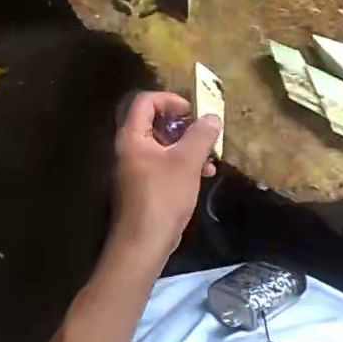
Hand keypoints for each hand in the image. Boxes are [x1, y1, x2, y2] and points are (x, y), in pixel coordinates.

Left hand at [110, 92, 220, 256]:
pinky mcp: (146, 184)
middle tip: (204, 130)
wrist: (144, 241)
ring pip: (163, 144)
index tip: (192, 111)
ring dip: (188, 145)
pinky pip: (165, 163)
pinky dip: (183, 163)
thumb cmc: (163, 197)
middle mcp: (130, 148)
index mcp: (132, 137)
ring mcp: (137, 167)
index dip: (169, 99)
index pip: (145, 101)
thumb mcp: (187, 162)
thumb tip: (212, 117)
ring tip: (210, 154)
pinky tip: (204, 172)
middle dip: (183, 124)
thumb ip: (200, 136)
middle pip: (155, 122)